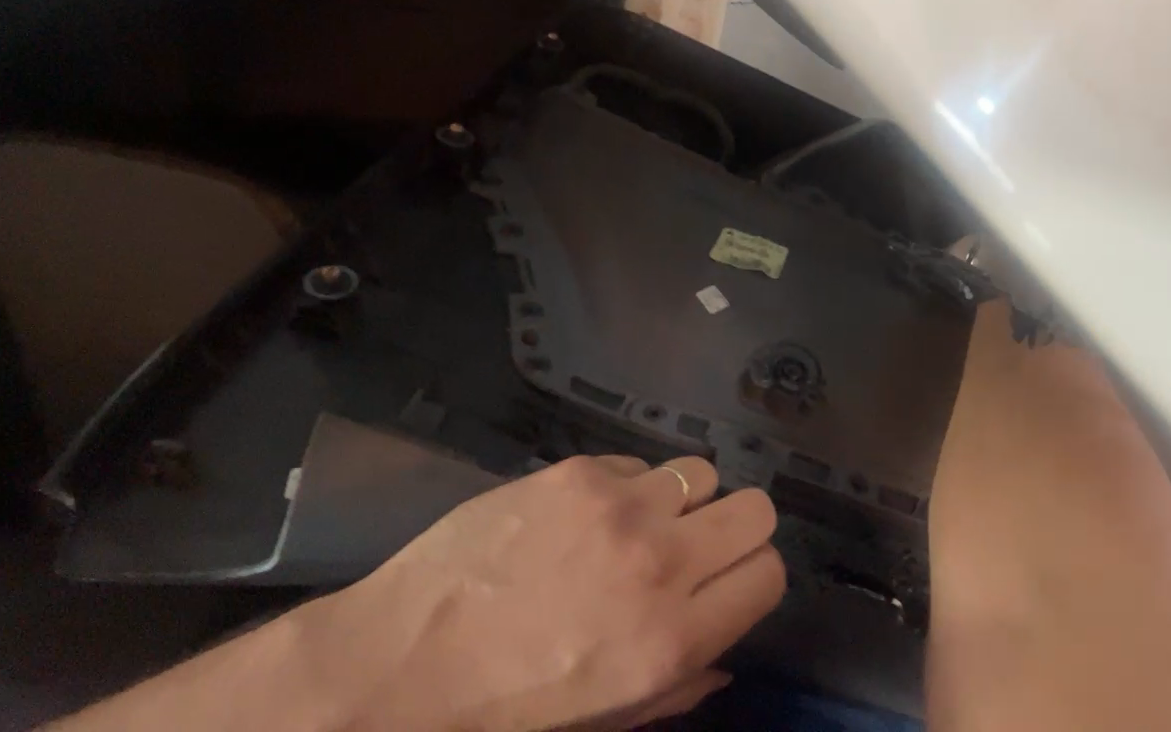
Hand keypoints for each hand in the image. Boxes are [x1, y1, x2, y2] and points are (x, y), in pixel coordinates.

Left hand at [296, 454, 783, 730]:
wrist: (400, 665)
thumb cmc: (505, 714)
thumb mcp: (605, 722)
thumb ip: (680, 688)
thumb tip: (725, 656)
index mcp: (673, 640)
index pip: (770, 575)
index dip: (752, 578)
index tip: (724, 583)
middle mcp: (662, 563)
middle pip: (757, 510)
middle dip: (735, 529)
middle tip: (694, 547)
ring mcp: (621, 507)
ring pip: (703, 474)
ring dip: (681, 501)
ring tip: (637, 525)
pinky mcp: (579, 472)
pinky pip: (637, 465)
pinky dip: (625, 488)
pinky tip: (582, 516)